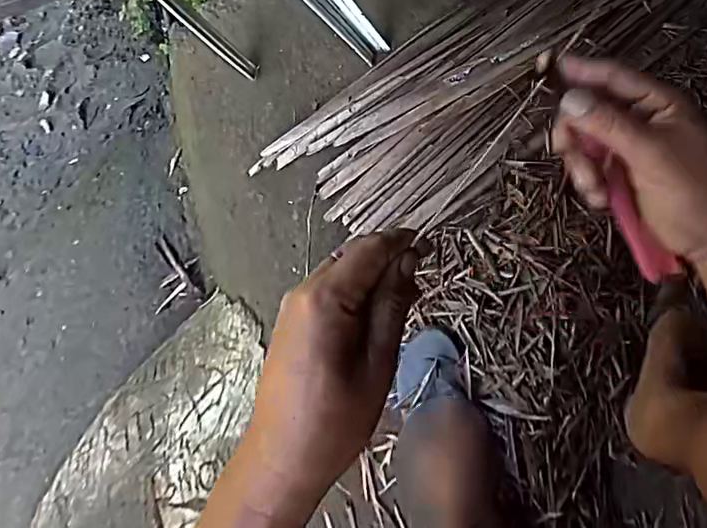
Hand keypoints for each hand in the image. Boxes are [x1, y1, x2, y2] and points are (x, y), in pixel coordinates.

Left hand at [226, 230, 417, 521]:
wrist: (280, 464)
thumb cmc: (331, 424)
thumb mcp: (377, 362)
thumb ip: (392, 304)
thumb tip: (408, 262)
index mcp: (324, 299)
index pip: (370, 249)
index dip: (402, 241)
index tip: (427, 244)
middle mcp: (303, 293)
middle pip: (354, 253)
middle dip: (389, 255)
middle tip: (421, 268)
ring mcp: (294, 306)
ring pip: (342, 268)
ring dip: (374, 272)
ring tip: (405, 292)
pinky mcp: (293, 321)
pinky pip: (330, 288)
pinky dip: (356, 288)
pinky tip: (377, 308)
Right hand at [550, 55, 706, 267]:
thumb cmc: (698, 193)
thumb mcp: (651, 154)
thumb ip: (609, 124)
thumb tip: (570, 98)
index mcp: (660, 104)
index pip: (615, 77)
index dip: (583, 70)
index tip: (552, 66)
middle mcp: (644, 120)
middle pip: (593, 110)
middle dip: (578, 133)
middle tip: (568, 151)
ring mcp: (634, 149)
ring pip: (588, 142)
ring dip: (582, 164)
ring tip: (594, 188)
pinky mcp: (626, 176)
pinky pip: (593, 168)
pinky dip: (590, 182)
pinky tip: (601, 199)